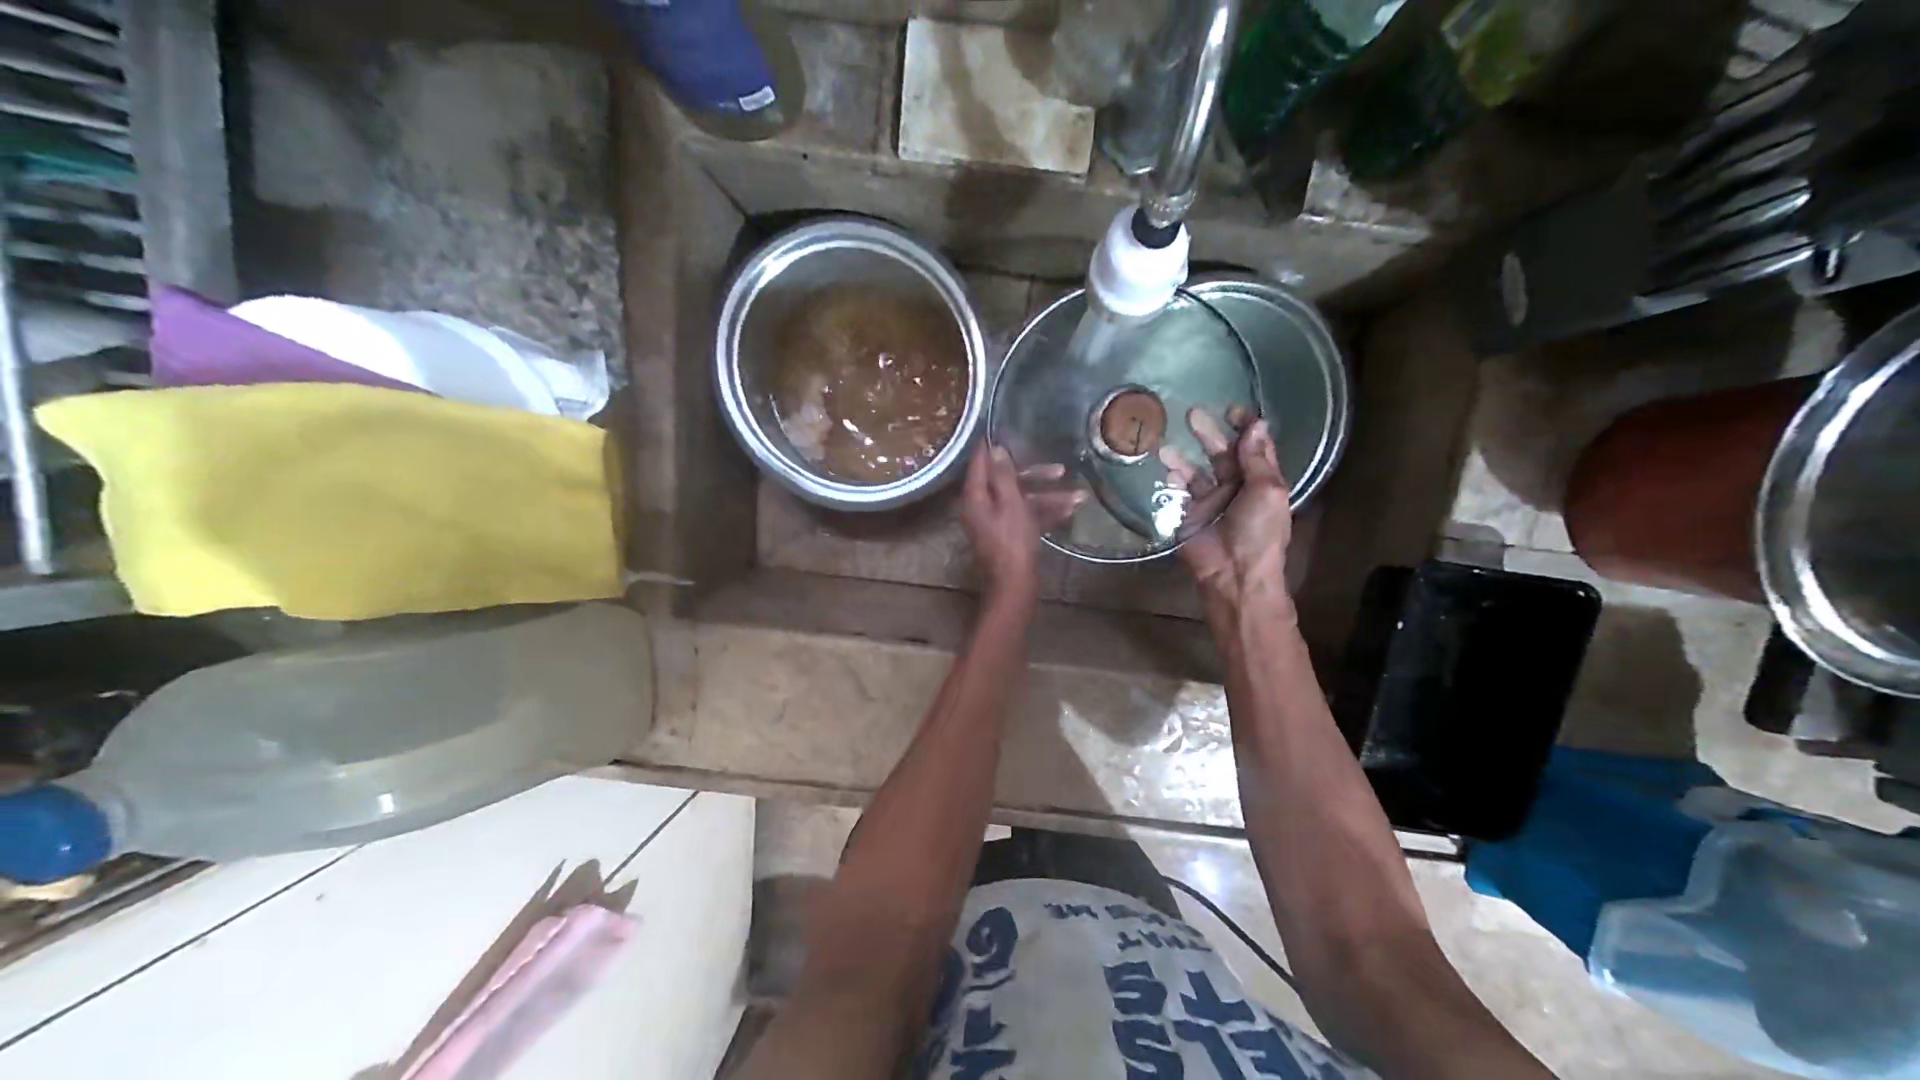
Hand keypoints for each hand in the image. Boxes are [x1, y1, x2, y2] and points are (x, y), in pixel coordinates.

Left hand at [961, 444, 1083, 605]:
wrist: (1016, 586)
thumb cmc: (1012, 543)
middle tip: (1060, 469)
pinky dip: (1046, 513)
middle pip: (1005, 482)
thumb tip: (996, 448)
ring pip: (1021, 500)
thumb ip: (1003, 475)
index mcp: (975, 497)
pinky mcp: (1010, 537)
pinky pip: (1027, 517)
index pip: (980, 463)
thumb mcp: (1011, 504)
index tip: (1010, 430)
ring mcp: (996, 523)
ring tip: (1080, 496)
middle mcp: (981, 507)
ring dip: (1049, 497)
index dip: (994, 446)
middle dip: (1035, 475)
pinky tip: (1072, 510)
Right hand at [1164, 409, 1294, 616]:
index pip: (1254, 447)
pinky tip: (1168, 471)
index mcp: (1262, 481)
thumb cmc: (1259, 533)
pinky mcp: (1191, 516)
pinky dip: (1174, 480)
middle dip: (1208, 434)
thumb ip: (1257, 458)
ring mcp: (1213, 502)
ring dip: (1183, 457)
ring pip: (1197, 472)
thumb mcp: (1267, 491)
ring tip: (1165, 445)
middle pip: (1222, 454)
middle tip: (1191, 414)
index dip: (1245, 427)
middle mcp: (1237, 488)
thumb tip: (1256, 424)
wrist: (1234, 574)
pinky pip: (1181, 492)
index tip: (1230, 410)